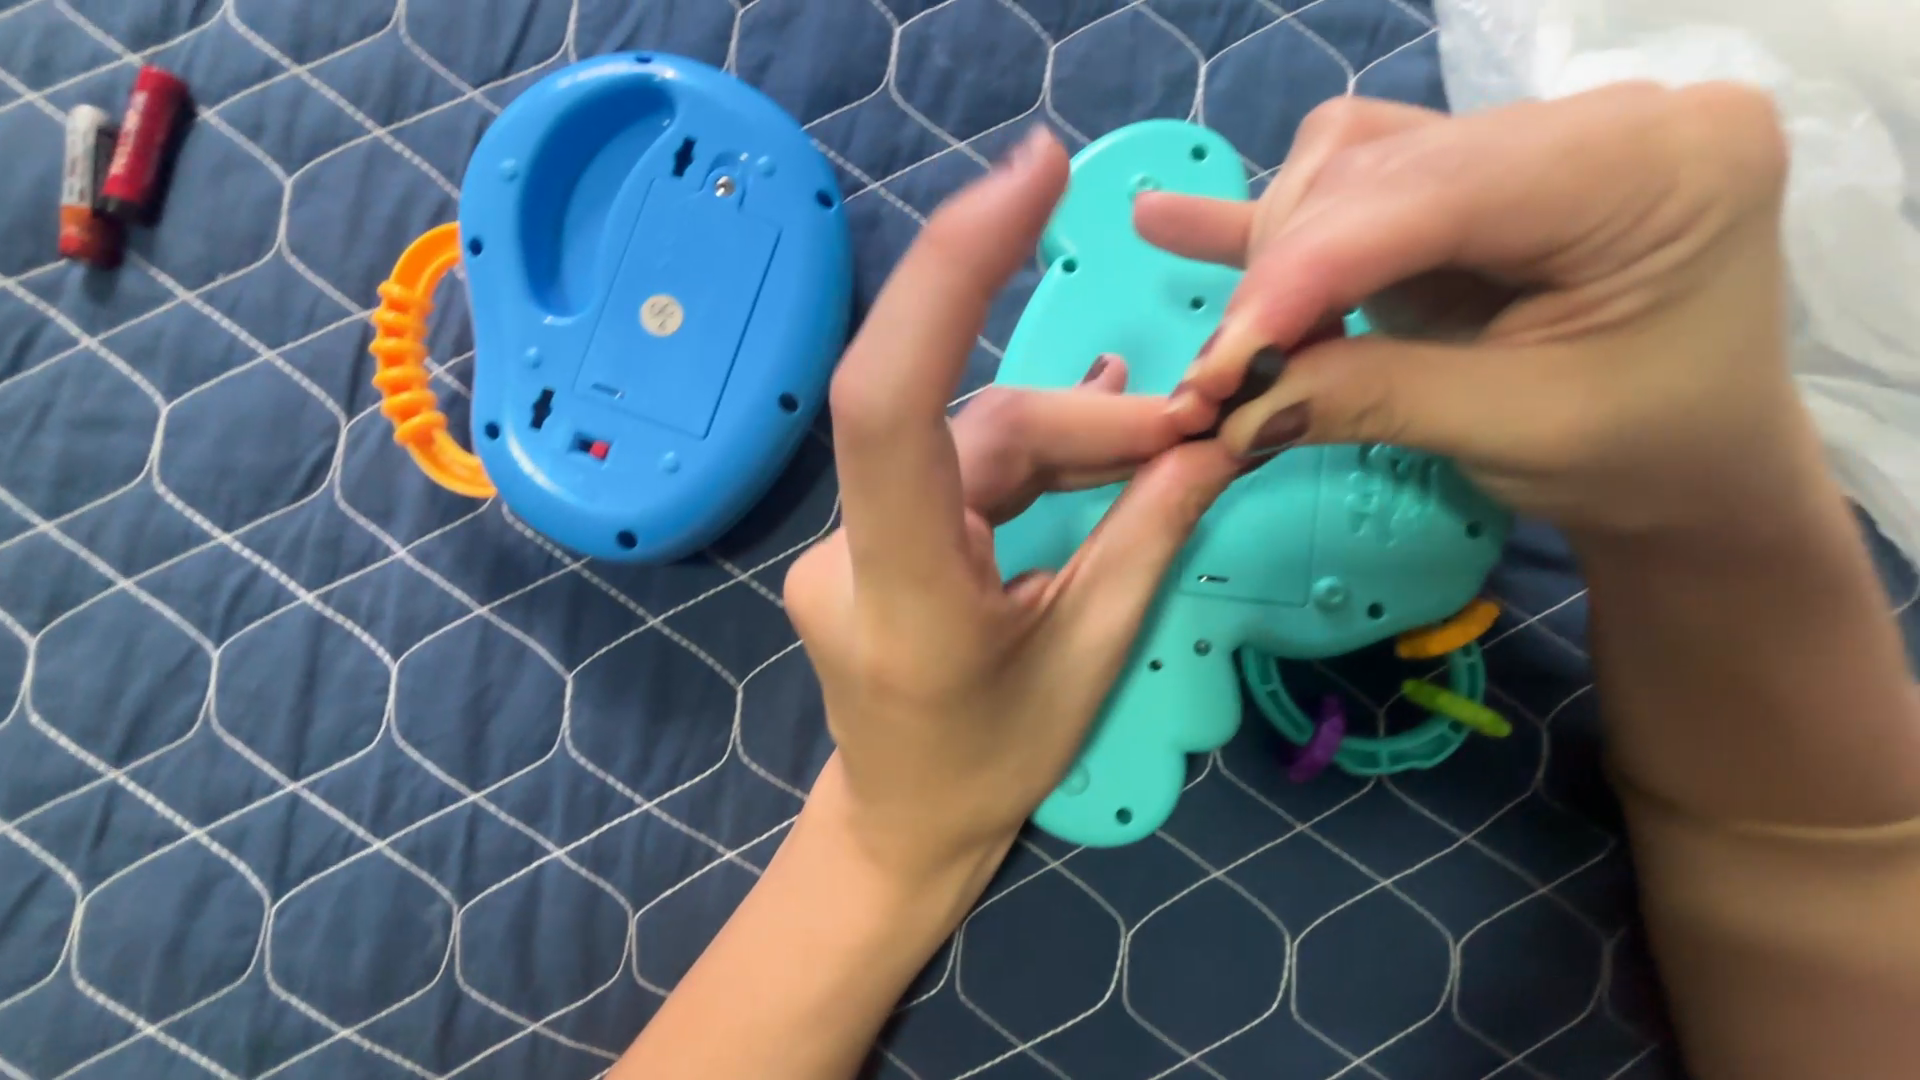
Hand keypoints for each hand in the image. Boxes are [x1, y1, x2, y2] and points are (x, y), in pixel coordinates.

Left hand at [784, 128, 1241, 882]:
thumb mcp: (1090, 658)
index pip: (890, 405)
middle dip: (1087, 421)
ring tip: (1163, 444)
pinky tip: (1099, 435)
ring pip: (970, 446)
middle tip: (1195, 424)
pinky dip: (1031, 453)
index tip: (1032, 178)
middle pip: (975, 429)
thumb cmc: (992, 766)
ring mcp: (847, 540)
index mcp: (902, 596)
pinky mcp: (866, 536)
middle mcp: (851, 551)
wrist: (902, 823)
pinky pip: (954, 468)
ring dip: (1072, 440)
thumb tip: (1211, 433)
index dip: (949, 276)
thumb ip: (1147, 536)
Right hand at [1136, 84, 1826, 543]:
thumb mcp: (1508, 429)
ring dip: (1276, 258)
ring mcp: (1517, 149)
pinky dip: (1264, 221)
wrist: (1687, 464)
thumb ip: (1367, 398)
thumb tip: (1230, 410)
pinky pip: (1349, 185)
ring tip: (1243, 342)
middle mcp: (1581, 126)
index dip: (1299, 280)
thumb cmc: (1639, 453)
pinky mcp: (1460, 188)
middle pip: (1372, 168)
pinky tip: (1167, 219)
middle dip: (1280, 281)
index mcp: (1645, 167)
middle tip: (1223, 383)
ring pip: (1344, 166)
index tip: (1215, 371)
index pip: (1425, 197)